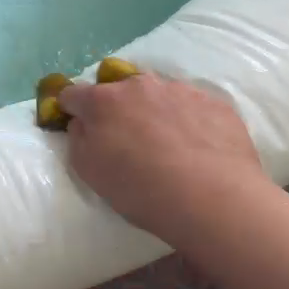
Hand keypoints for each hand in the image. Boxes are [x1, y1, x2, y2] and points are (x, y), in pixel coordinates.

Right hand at [59, 72, 267, 240]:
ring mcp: (180, 91)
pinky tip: (199, 149)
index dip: (73, 110)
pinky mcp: (215, 104)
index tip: (83, 128)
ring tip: (171, 146)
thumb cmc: (141, 189)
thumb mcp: (88, 170)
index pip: (72, 93)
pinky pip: (193, 106)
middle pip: (119, 90)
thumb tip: (83, 123)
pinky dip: (190, 121)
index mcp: (101, 100)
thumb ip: (77, 138)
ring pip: (158, 95)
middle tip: (131, 141)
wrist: (215, 202)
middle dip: (119, 109)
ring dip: (155, 112)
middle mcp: (138, 85)